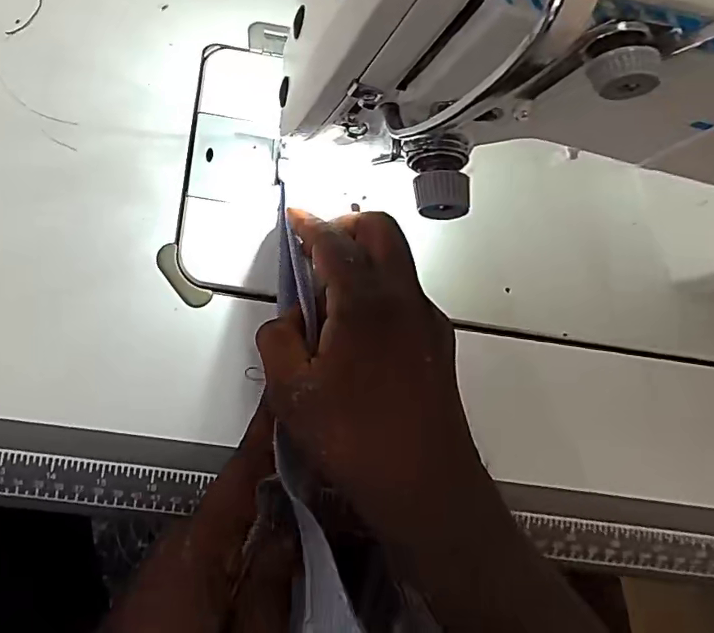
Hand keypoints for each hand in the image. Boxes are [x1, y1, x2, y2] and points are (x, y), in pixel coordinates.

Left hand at [100, 405, 297, 632]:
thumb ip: (270, 585)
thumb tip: (290, 534)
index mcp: (201, 541)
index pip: (239, 471)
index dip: (264, 432)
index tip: (279, 393)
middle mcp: (184, 536)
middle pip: (238, 493)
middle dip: (275, 476)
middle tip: (316, 460)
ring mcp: (175, 552)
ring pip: (230, 518)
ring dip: (262, 507)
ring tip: (304, 499)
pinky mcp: (172, 570)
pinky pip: (217, 541)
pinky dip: (244, 535)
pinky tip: (269, 545)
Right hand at [256, 209, 480, 531]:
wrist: (430, 495)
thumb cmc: (359, 443)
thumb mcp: (291, 393)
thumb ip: (277, 340)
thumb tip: (288, 322)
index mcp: (367, 305)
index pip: (334, 242)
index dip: (308, 223)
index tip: (294, 217)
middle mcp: (404, 303)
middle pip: (380, 231)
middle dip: (343, 226)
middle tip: (312, 246)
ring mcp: (426, 323)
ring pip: (395, 260)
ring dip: (359, 257)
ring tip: (323, 296)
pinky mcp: (435, 344)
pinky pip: (401, 292)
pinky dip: (373, 286)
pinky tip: (349, 328)